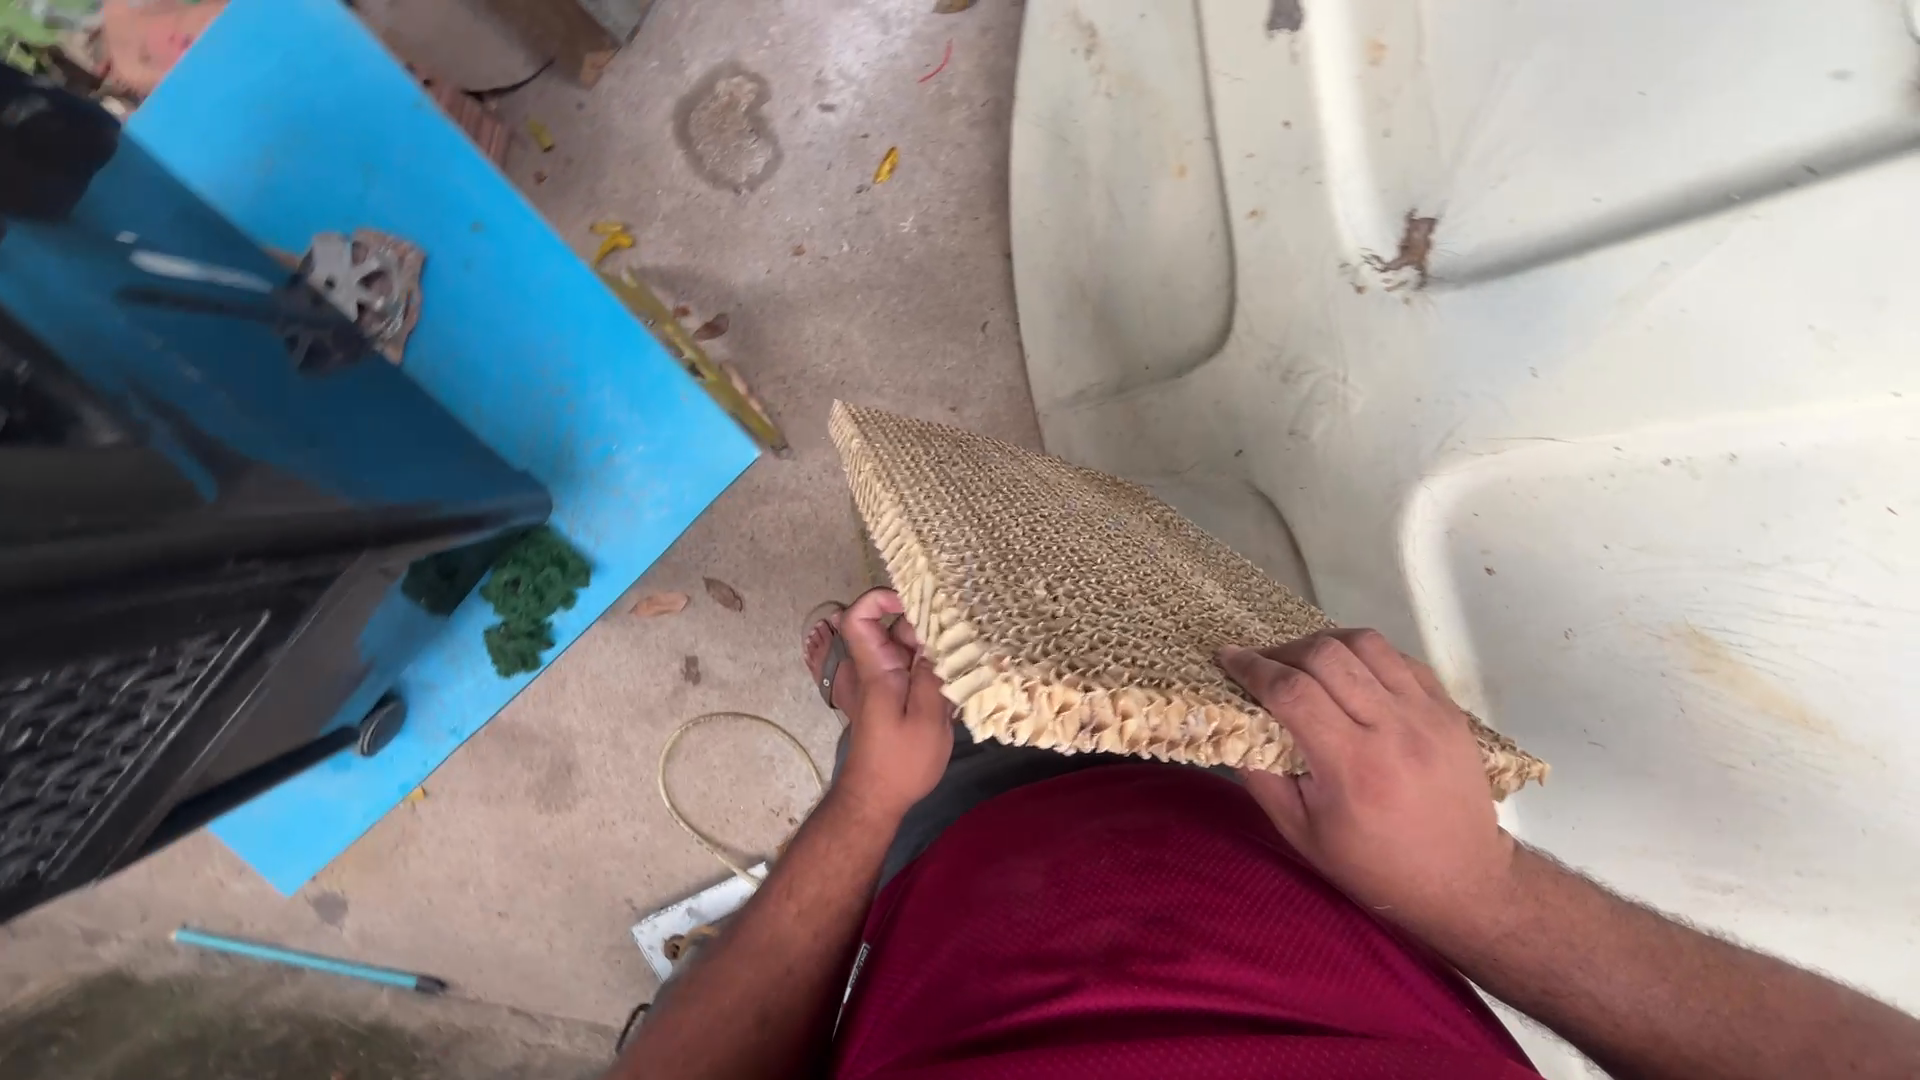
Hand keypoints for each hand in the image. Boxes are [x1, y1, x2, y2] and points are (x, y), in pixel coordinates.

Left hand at [830, 588, 952, 821]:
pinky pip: (918, 667)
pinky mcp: (899, 695)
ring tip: (971, 658)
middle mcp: (878, 667)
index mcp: (876, 667)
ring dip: (939, 649)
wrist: (877, 798)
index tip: (918, 604)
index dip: (881, 599)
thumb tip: (942, 637)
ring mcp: (888, 681)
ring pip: (912, 647)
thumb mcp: (927, 717)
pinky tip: (962, 682)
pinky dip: (938, 668)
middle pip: (897, 627)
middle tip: (964, 638)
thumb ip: (934, 673)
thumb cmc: (900, 761)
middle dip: (929, 626)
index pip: (858, 617)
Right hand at [1218, 630, 1515, 935]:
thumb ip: (1261, 775)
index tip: (1227, 658)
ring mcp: (1427, 715)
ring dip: (1322, 644)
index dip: (1252, 667)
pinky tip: (1348, 673)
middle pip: (1325, 655)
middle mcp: (1393, 730)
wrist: (1464, 882)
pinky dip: (1362, 654)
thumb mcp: (1300, 831)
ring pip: (1364, 643)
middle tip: (1263, 666)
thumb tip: (1235, 723)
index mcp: (1353, 766)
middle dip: (1281, 651)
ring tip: (1303, 663)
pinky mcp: (1449, 709)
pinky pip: (1398, 657)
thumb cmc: (1372, 864)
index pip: (1292, 692)